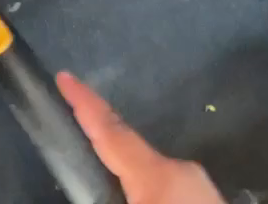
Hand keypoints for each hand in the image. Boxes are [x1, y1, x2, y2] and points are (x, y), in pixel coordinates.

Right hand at [57, 72, 222, 203]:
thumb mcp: (140, 199)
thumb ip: (106, 194)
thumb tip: (101, 185)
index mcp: (160, 177)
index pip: (112, 131)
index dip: (84, 103)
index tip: (64, 76)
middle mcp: (184, 175)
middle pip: (133, 159)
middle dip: (105, 162)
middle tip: (80, 159)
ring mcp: (204, 193)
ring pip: (154, 185)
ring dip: (133, 192)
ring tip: (112, 188)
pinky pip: (171, 198)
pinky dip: (151, 200)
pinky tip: (141, 201)